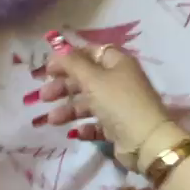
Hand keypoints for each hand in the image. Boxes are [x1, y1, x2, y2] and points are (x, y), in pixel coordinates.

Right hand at [31, 31, 183, 170]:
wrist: (146, 141)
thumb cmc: (119, 102)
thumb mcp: (93, 79)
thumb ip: (72, 63)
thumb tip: (57, 47)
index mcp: (117, 63)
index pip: (89, 53)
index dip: (68, 58)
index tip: (48, 68)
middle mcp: (119, 81)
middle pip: (86, 78)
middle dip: (63, 87)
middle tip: (43, 96)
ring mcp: (119, 104)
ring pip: (88, 102)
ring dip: (68, 109)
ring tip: (51, 120)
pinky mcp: (118, 126)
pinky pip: (96, 122)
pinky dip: (84, 126)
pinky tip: (75, 132)